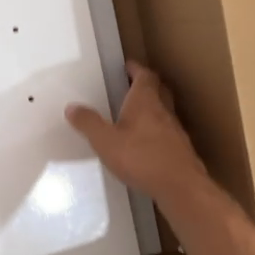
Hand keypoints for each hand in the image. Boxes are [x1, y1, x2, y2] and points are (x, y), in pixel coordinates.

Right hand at [65, 61, 213, 205]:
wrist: (181, 188)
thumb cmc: (141, 158)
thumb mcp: (105, 141)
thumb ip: (88, 123)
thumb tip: (72, 107)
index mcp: (145, 102)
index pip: (145, 76)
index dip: (136, 69)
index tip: (127, 65)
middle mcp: (163, 112)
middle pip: (158, 90)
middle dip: (146, 85)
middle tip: (131, 85)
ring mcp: (176, 131)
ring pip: (164, 112)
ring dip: (152, 109)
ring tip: (135, 115)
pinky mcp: (181, 150)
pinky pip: (168, 132)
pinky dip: (157, 131)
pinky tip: (146, 144)